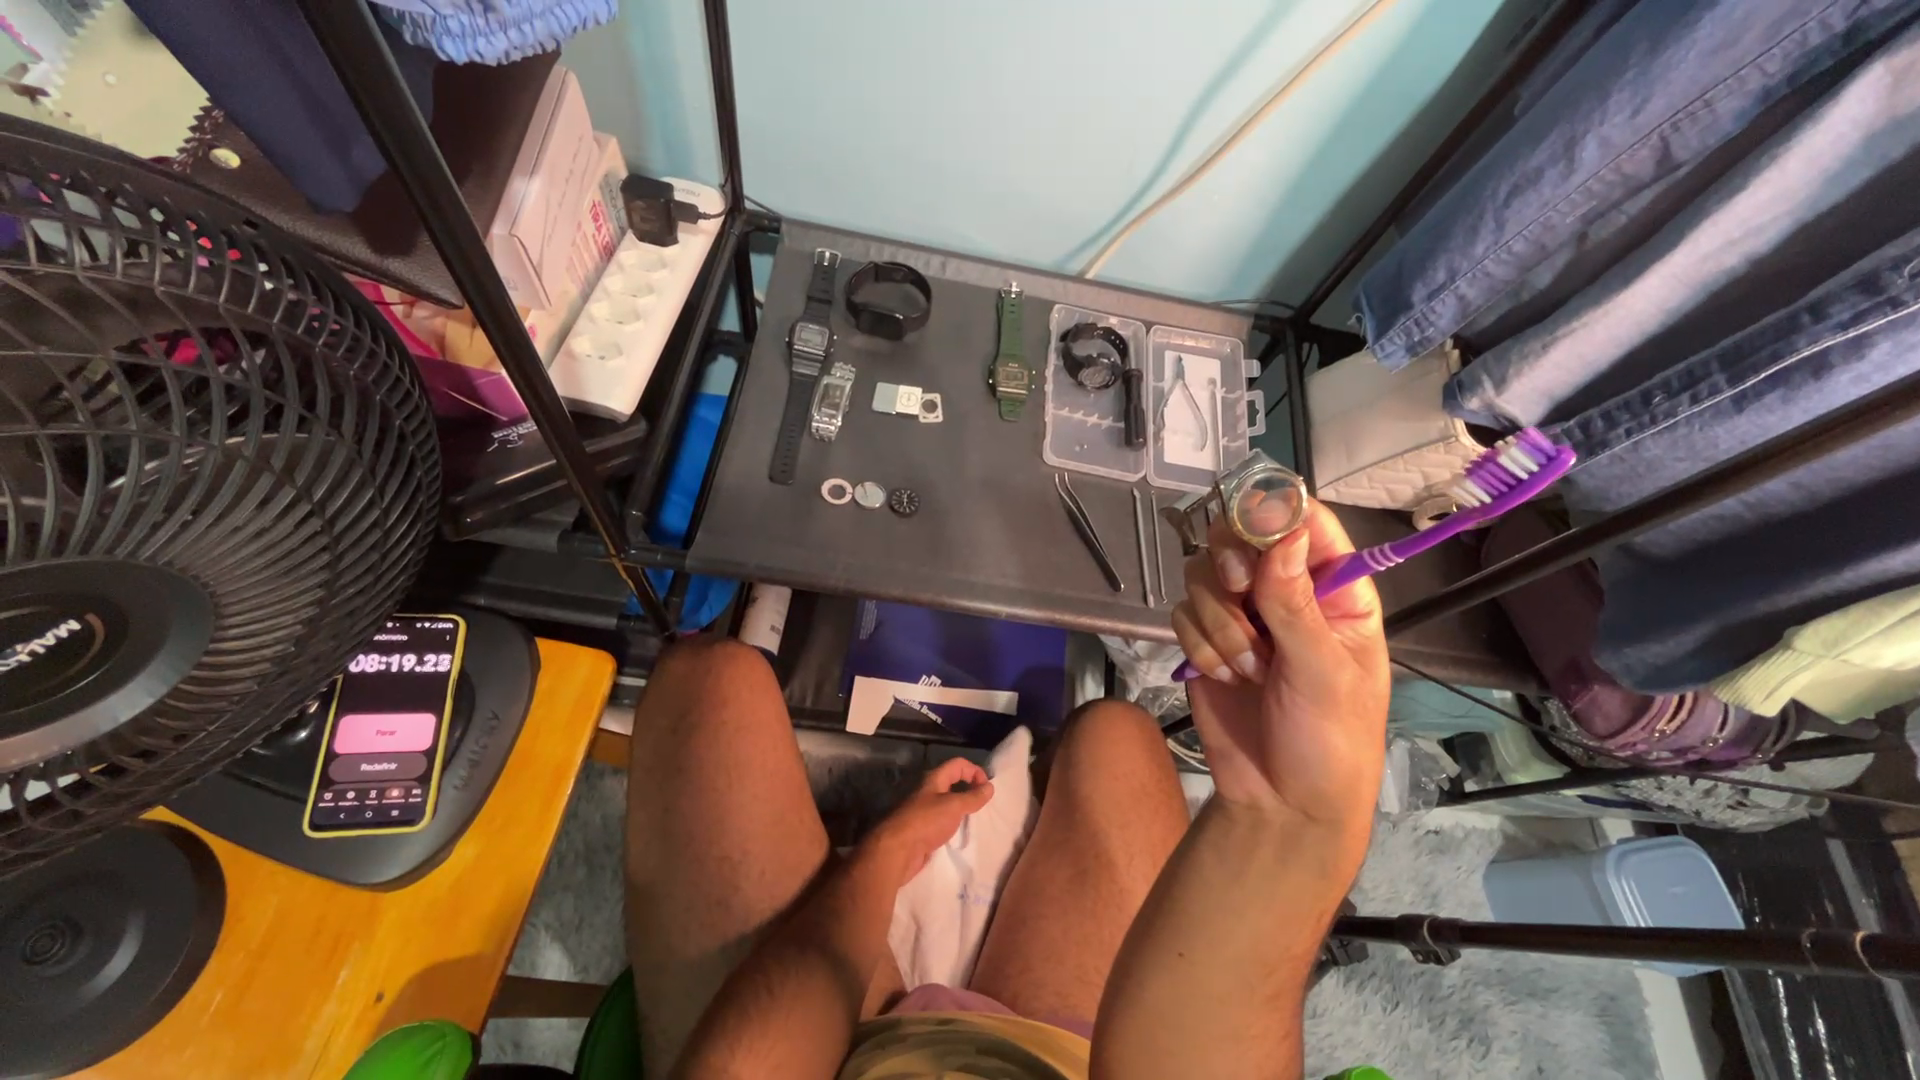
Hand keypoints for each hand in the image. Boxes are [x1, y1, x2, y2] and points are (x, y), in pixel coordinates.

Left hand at [858, 758, 993, 887]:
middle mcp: (929, 792)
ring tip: (977, 819)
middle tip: (984, 804)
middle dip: (970, 790)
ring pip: (949, 804)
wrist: (898, 851)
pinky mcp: (924, 830)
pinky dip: (955, 825)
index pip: (958, 765)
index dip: (974, 771)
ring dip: (963, 809)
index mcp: (934, 780)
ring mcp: (925, 812)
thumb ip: (973, 797)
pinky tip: (962, 834)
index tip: (987, 788)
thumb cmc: (926, 822)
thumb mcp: (954, 806)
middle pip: (953, 783)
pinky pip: (944, 822)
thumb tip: (990, 786)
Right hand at [1171, 499, 1388, 842]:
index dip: (1275, 513)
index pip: (1306, 524)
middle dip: (1232, 564)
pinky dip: (1199, 644)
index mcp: (1334, 590)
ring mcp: (1240, 614)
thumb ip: (1296, 603)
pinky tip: (1225, 678)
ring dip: (1218, 622)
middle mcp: (1284, 590)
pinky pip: (1182, 611)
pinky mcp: (1204, 639)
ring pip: (1203, 574)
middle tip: (1239, 591)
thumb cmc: (1329, 740)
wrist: (1280, 802)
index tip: (1251, 532)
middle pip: (1240, 534)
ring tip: (1249, 670)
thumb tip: (1282, 532)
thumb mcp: (1324, 673)